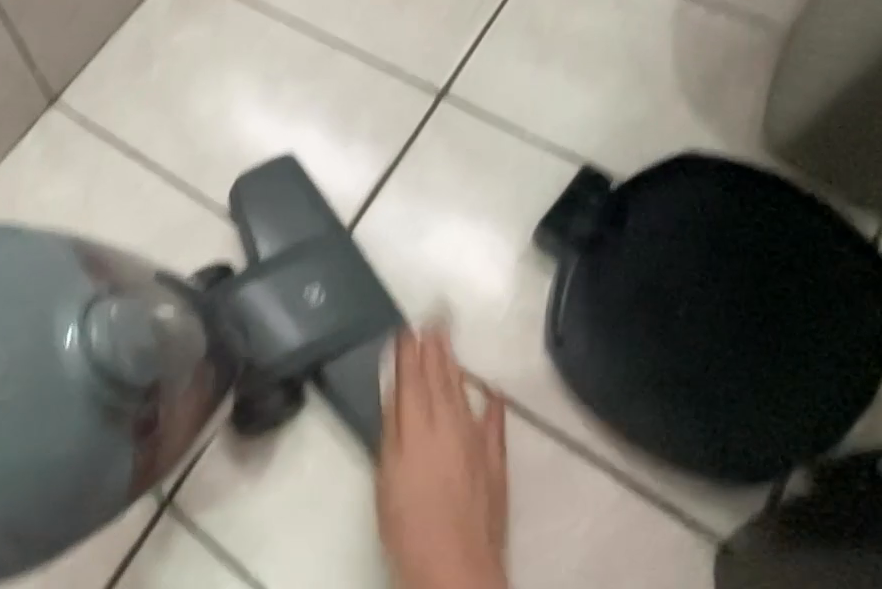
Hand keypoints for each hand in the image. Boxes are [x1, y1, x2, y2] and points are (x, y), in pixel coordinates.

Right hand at [377, 327, 509, 588]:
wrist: (455, 565)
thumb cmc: (406, 520)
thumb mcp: (385, 470)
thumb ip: (391, 426)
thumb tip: (394, 389)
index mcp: (415, 425)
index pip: (410, 377)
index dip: (407, 350)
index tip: (406, 325)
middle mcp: (448, 425)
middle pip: (439, 378)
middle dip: (433, 347)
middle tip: (432, 318)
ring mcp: (476, 443)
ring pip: (463, 393)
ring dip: (455, 365)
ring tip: (448, 340)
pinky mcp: (495, 464)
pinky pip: (495, 424)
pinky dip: (493, 404)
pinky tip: (491, 389)